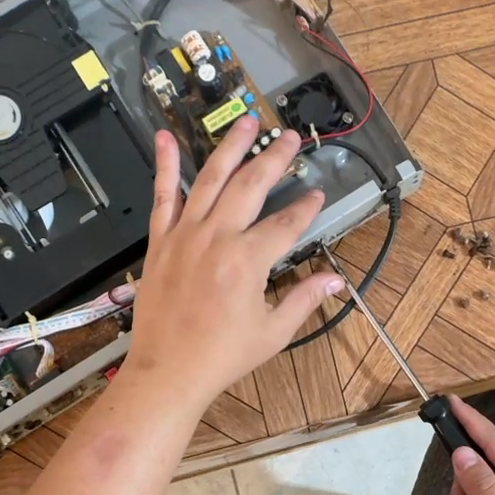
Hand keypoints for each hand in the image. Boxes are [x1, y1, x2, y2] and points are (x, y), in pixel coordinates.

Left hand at [123, 117, 343, 403]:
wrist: (169, 371)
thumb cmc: (220, 357)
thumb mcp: (273, 333)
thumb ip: (303, 300)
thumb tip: (333, 281)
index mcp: (247, 262)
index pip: (286, 224)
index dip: (305, 209)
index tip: (316, 197)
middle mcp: (216, 239)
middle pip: (251, 186)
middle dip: (274, 160)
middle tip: (288, 140)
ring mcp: (185, 236)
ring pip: (210, 179)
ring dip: (230, 148)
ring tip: (246, 123)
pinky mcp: (160, 243)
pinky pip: (163, 196)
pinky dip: (165, 166)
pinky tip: (165, 138)